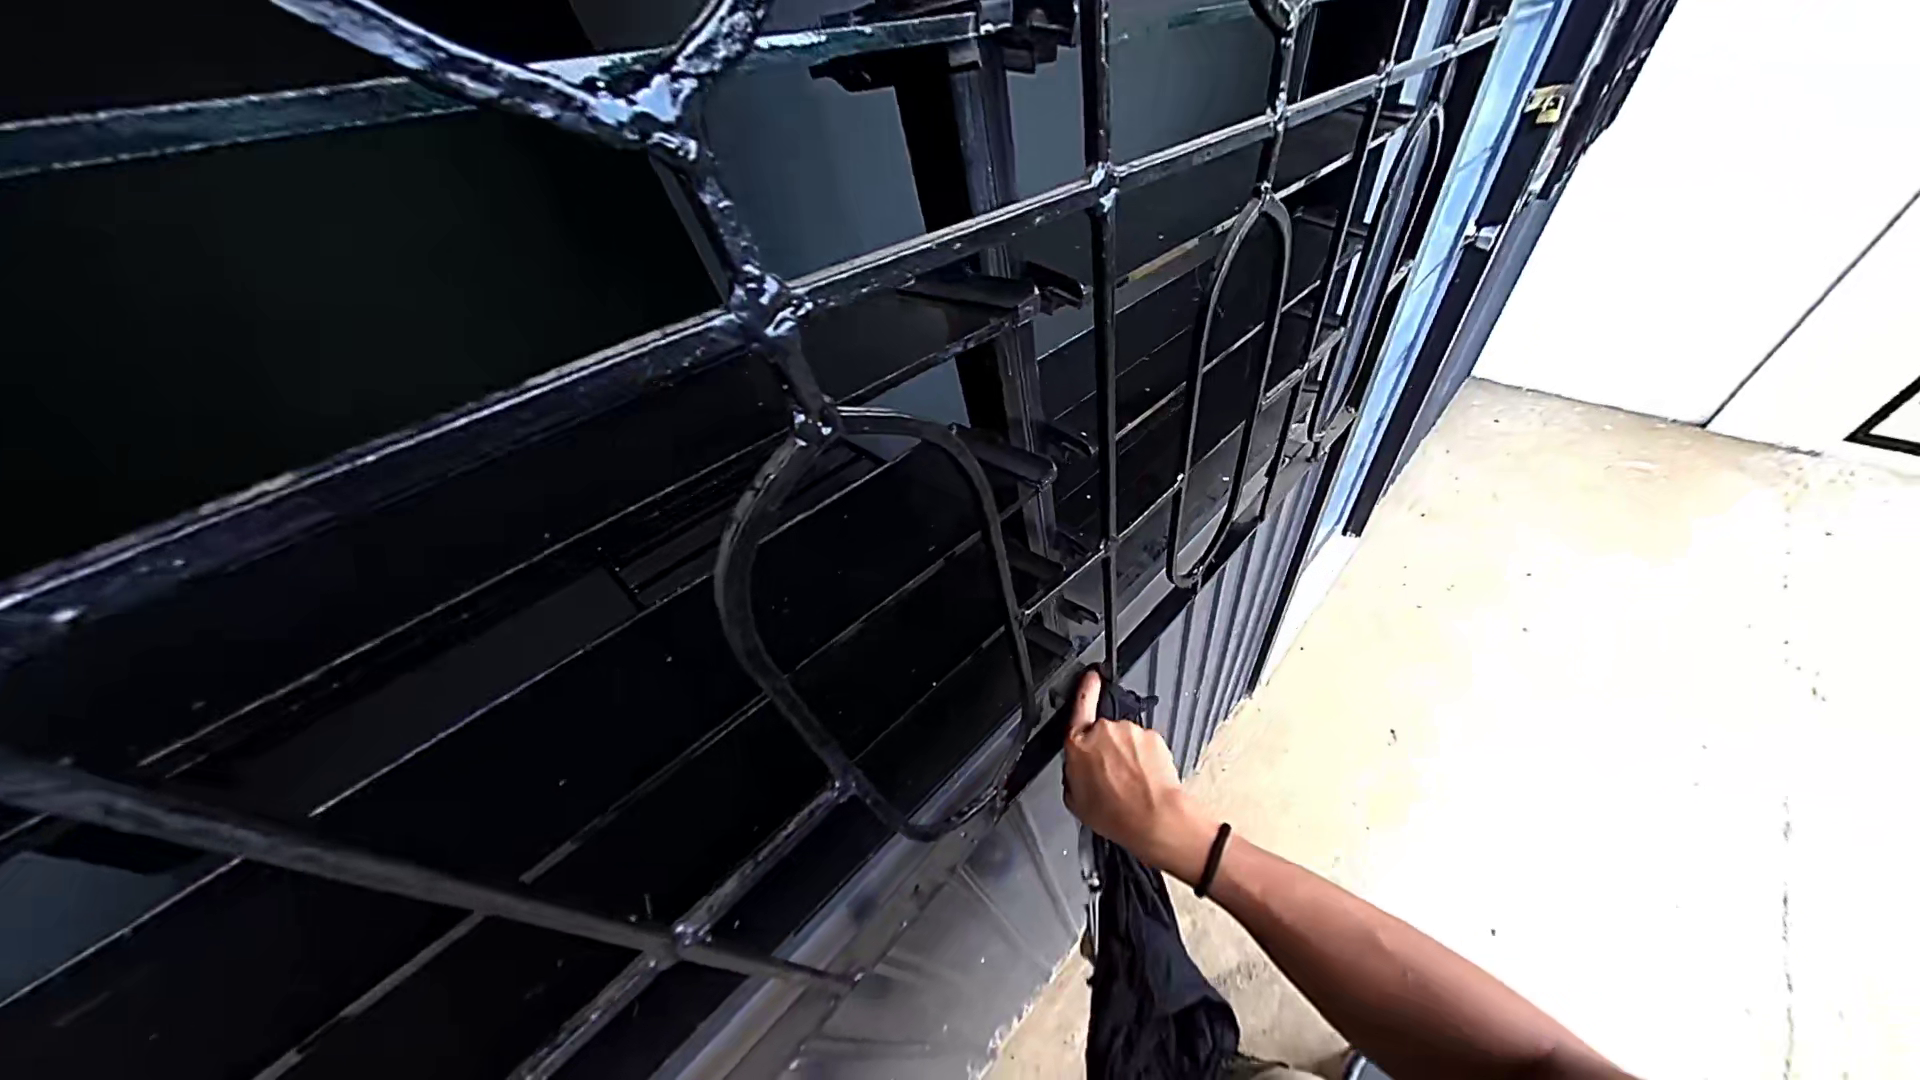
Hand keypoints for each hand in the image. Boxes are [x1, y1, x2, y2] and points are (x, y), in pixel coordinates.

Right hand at [1061, 669, 1220, 883]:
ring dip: (1128, 755)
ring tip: (1132, 783)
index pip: (1079, 706)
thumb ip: (1071, 774)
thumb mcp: (1075, 801)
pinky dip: (1146, 758)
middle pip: (1103, 731)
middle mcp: (1102, 731)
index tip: (1090, 677)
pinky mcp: (1152, 736)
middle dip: (1108, 749)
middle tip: (1114, 776)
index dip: (1085, 689)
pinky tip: (1146, 779)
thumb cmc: (1116, 815)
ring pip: (1126, 738)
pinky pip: (1145, 744)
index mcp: (1077, 744)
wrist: (1155, 819)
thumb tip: (1076, 769)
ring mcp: (1129, 731)